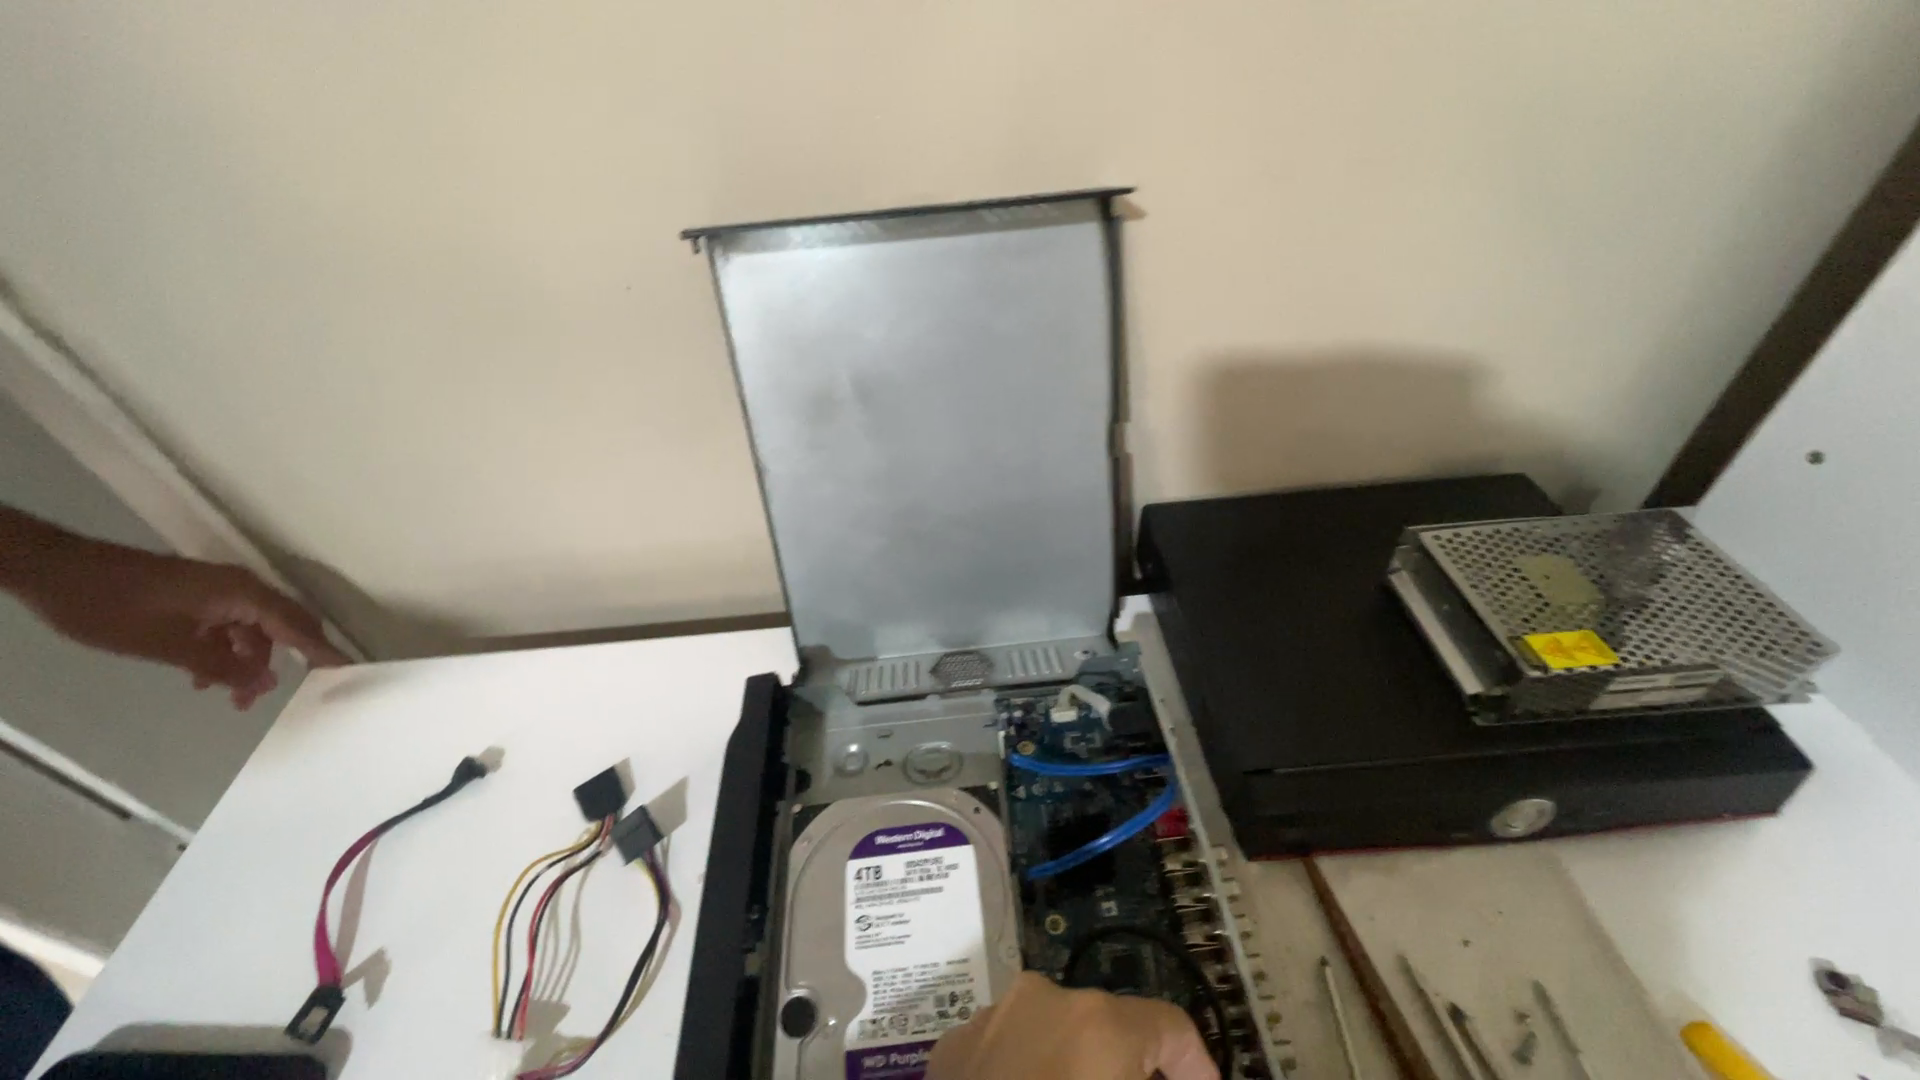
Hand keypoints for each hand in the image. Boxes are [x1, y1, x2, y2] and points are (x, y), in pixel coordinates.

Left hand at [2, 509, 348, 707]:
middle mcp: (242, 588)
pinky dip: (225, 650)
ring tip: (230, 697)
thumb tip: (265, 685)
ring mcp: (219, 590)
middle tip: (280, 696)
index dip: (323, 652)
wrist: (51, 569)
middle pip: (284, 626)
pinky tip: (202, 676)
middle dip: (284, 662)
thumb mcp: (168, 646)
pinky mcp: (198, 594)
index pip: (299, 627)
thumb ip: (222, 666)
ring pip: (253, 629)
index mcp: (244, 594)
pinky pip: (230, 624)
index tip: (348, 674)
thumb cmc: (112, 607)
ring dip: (248, 661)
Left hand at [928, 972, 1218, 1079]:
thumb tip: (1154, 1078)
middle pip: (1112, 1030)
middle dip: (1132, 1071)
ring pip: (1056, 1034)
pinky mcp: (953, 1043)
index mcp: (1100, 1021)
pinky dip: (1029, 1074)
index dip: (1197, 1066)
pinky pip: (1009, 1049)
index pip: (1172, 1027)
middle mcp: (1045, 997)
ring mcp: (992, 1015)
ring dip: (1077, 1069)